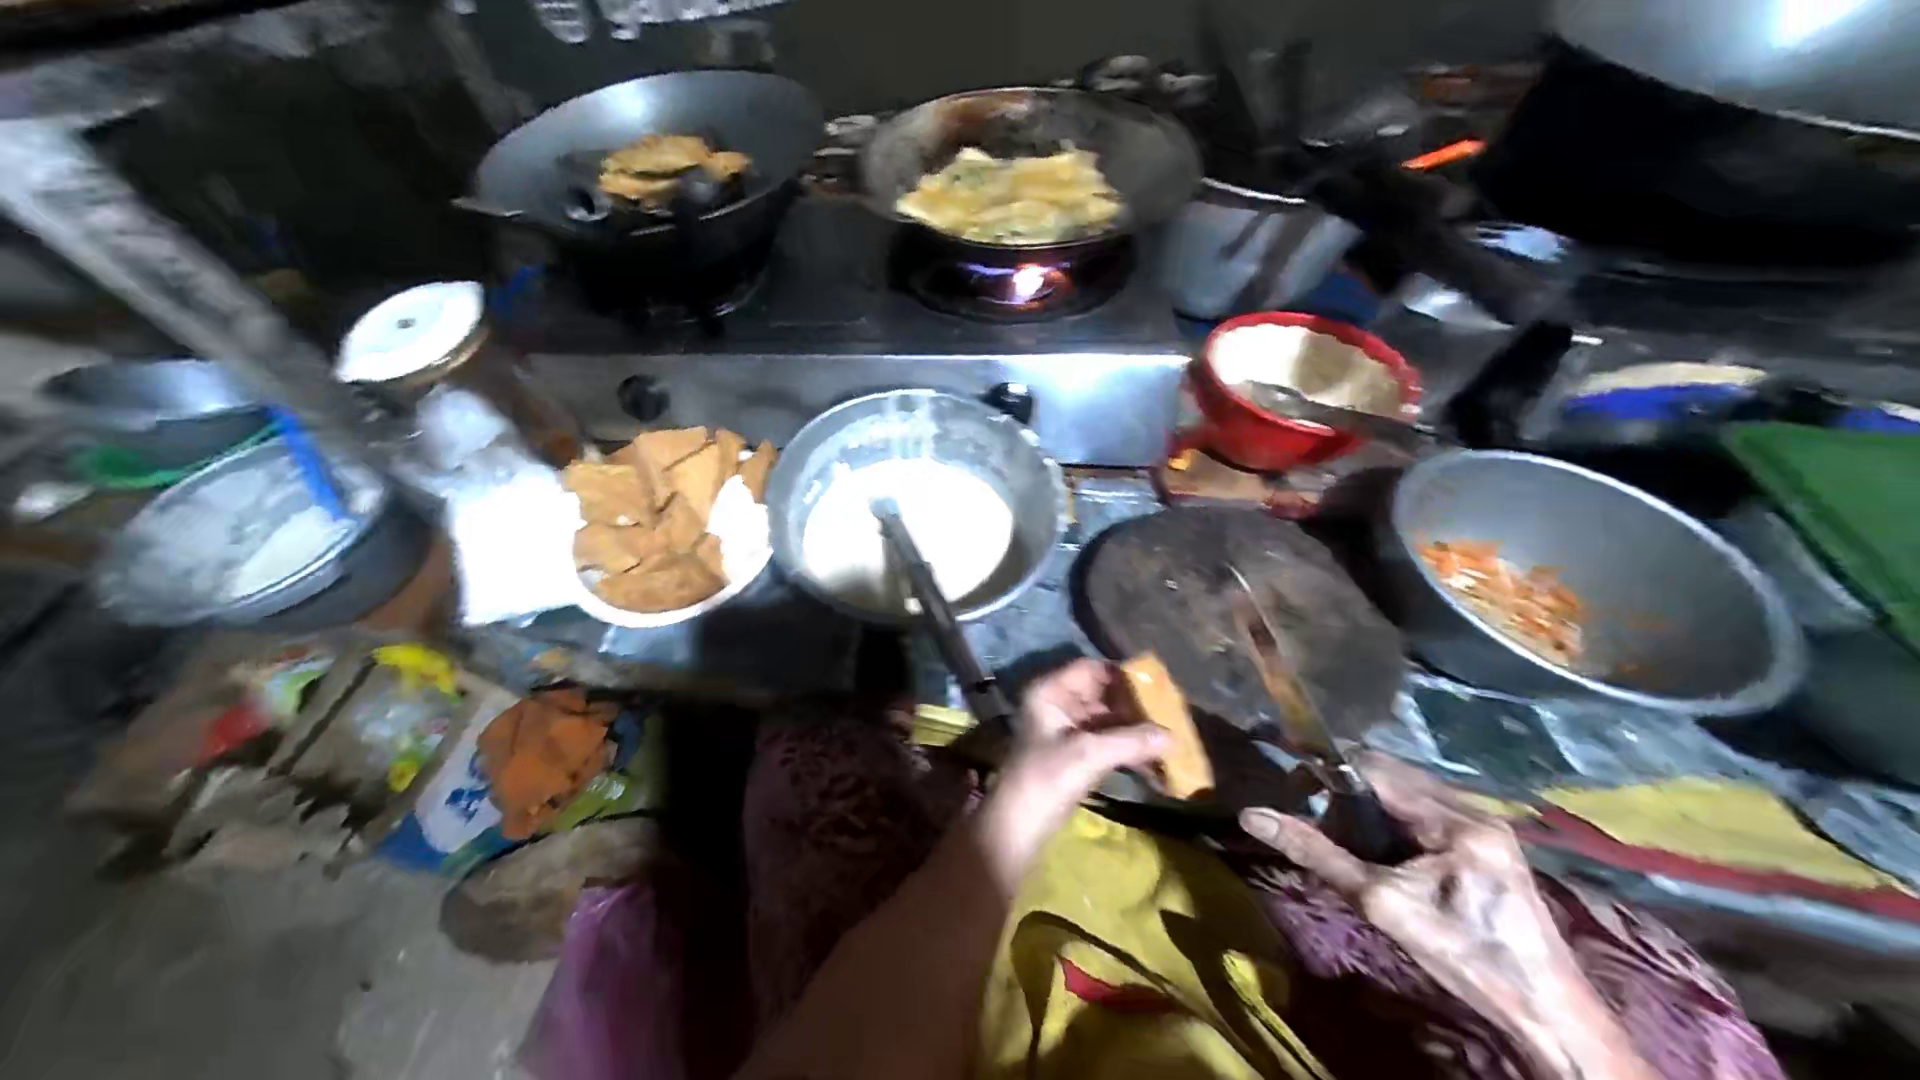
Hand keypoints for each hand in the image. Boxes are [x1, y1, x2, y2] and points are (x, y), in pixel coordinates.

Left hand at [973, 659, 1166, 888]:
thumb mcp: (1090, 754)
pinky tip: (1154, 761)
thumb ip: (1132, 741)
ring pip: (1106, 719)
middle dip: (1134, 706)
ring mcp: (1064, 730)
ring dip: (1134, 730)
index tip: (1156, 689)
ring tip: (1168, 740)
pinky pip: (1105, 741)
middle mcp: (1055, 704)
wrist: (1018, 825)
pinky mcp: (1073, 754)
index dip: (1122, 676)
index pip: (1091, 669)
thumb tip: (1173, 737)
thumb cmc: (1047, 778)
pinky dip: (1127, 748)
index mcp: (1049, 692)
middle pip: (1101, 693)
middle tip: (1168, 716)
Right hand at [1241, 755, 1655, 1079]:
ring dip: (1371, 805)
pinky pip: (1428, 808)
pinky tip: (1389, 853)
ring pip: (1408, 789)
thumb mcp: (1380, 903)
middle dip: (1348, 792)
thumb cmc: (1462, 957)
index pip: (1372, 767)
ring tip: (1352, 842)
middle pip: (1390, 773)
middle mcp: (1475, 808)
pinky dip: (1396, 818)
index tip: (1296, 794)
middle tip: (1323, 825)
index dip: (1327, 773)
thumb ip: (1316, 853)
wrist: (1548, 1011)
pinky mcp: (1492, 841)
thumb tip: (1252, 816)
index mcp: (1454, 819)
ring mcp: (1489, 822)